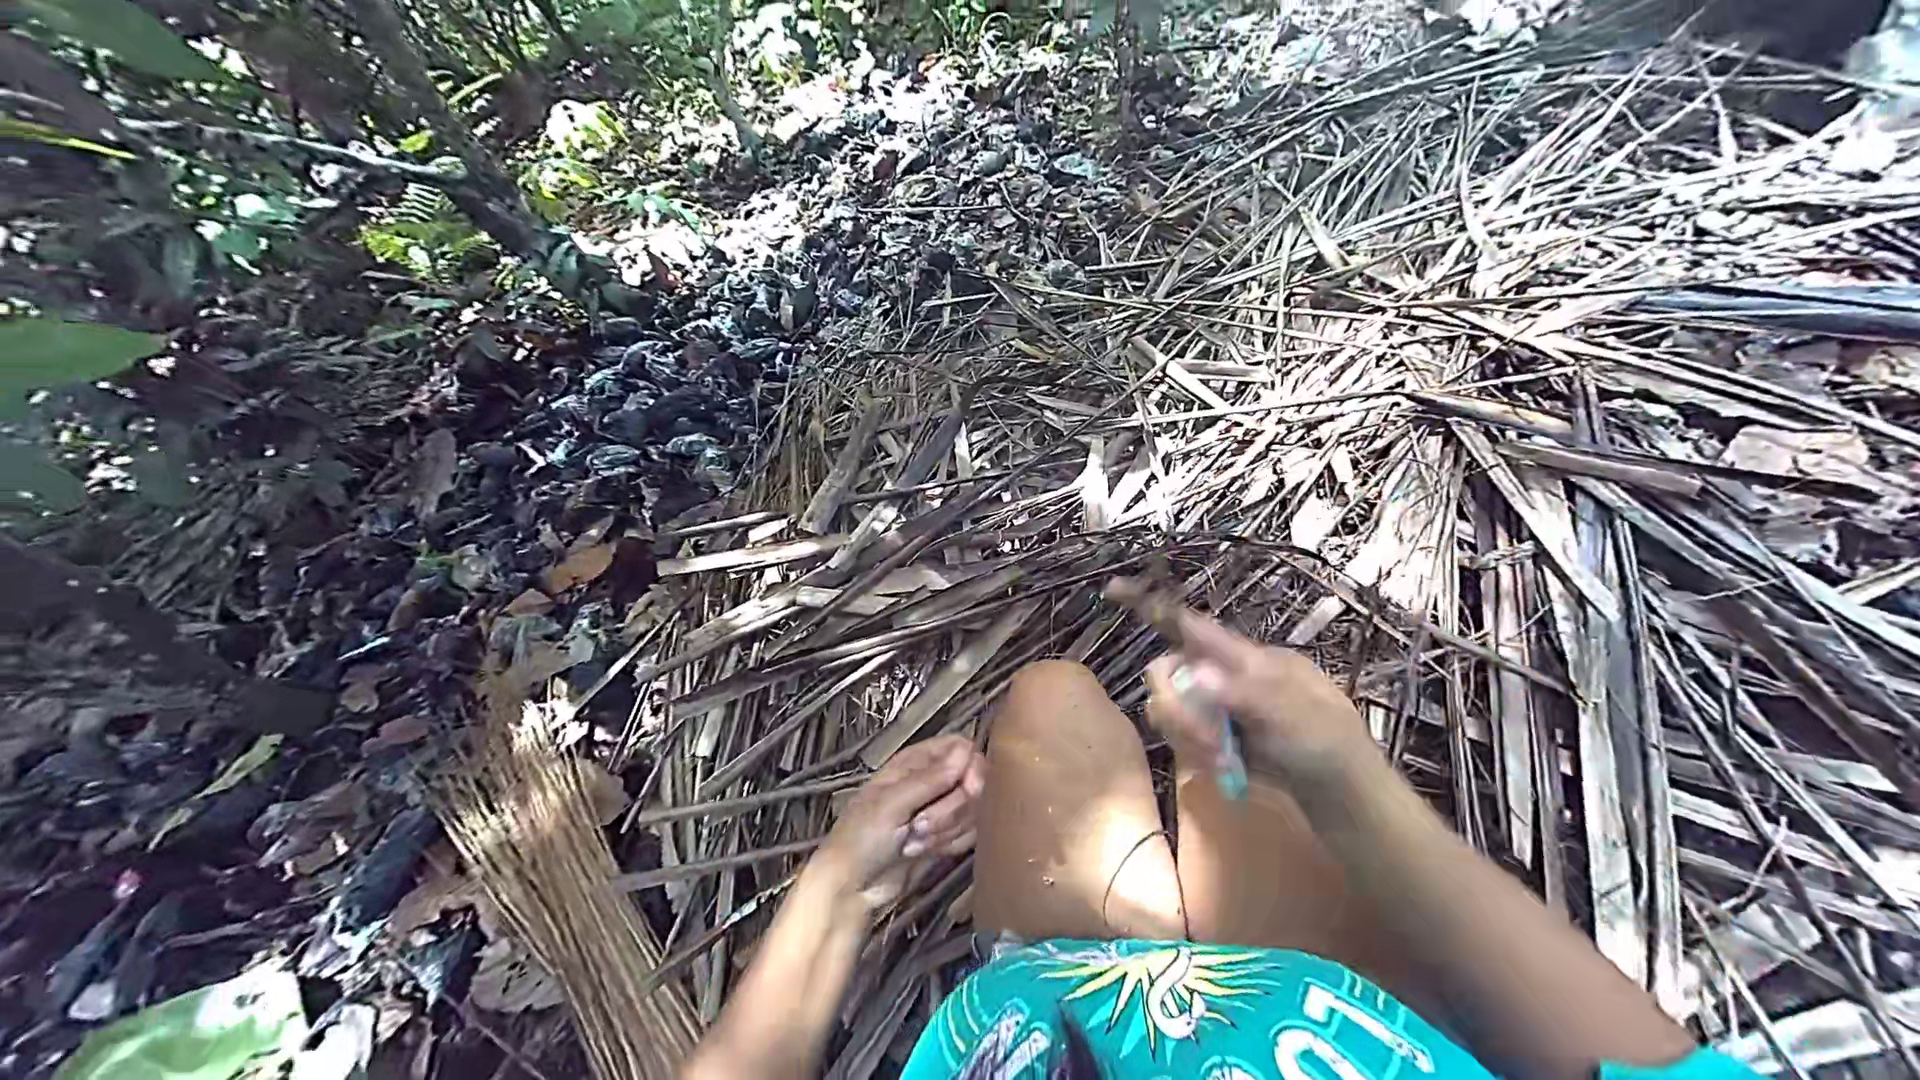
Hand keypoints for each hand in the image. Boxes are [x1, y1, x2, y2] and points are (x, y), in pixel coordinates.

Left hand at [813, 734, 986, 913]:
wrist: (854, 888)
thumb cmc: (861, 837)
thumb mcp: (891, 804)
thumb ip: (931, 779)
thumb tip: (966, 751)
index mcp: (916, 760)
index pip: (961, 748)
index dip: (970, 767)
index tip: (968, 789)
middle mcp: (934, 779)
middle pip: (974, 781)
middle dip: (952, 810)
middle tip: (919, 826)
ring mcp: (943, 808)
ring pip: (974, 810)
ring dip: (948, 831)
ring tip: (913, 843)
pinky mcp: (949, 835)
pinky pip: (972, 834)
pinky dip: (952, 845)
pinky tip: (925, 852)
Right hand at [1135, 594, 1378, 780]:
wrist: (1337, 792)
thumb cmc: (1327, 743)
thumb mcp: (1299, 717)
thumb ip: (1246, 694)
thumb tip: (1196, 673)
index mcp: (1243, 657)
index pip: (1190, 624)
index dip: (1150, 605)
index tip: (1112, 590)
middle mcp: (1218, 675)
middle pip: (1166, 671)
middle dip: (1176, 705)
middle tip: (1203, 740)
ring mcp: (1211, 706)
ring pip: (1166, 705)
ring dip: (1187, 734)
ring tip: (1222, 758)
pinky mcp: (1207, 734)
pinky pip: (1177, 734)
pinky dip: (1193, 750)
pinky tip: (1224, 765)